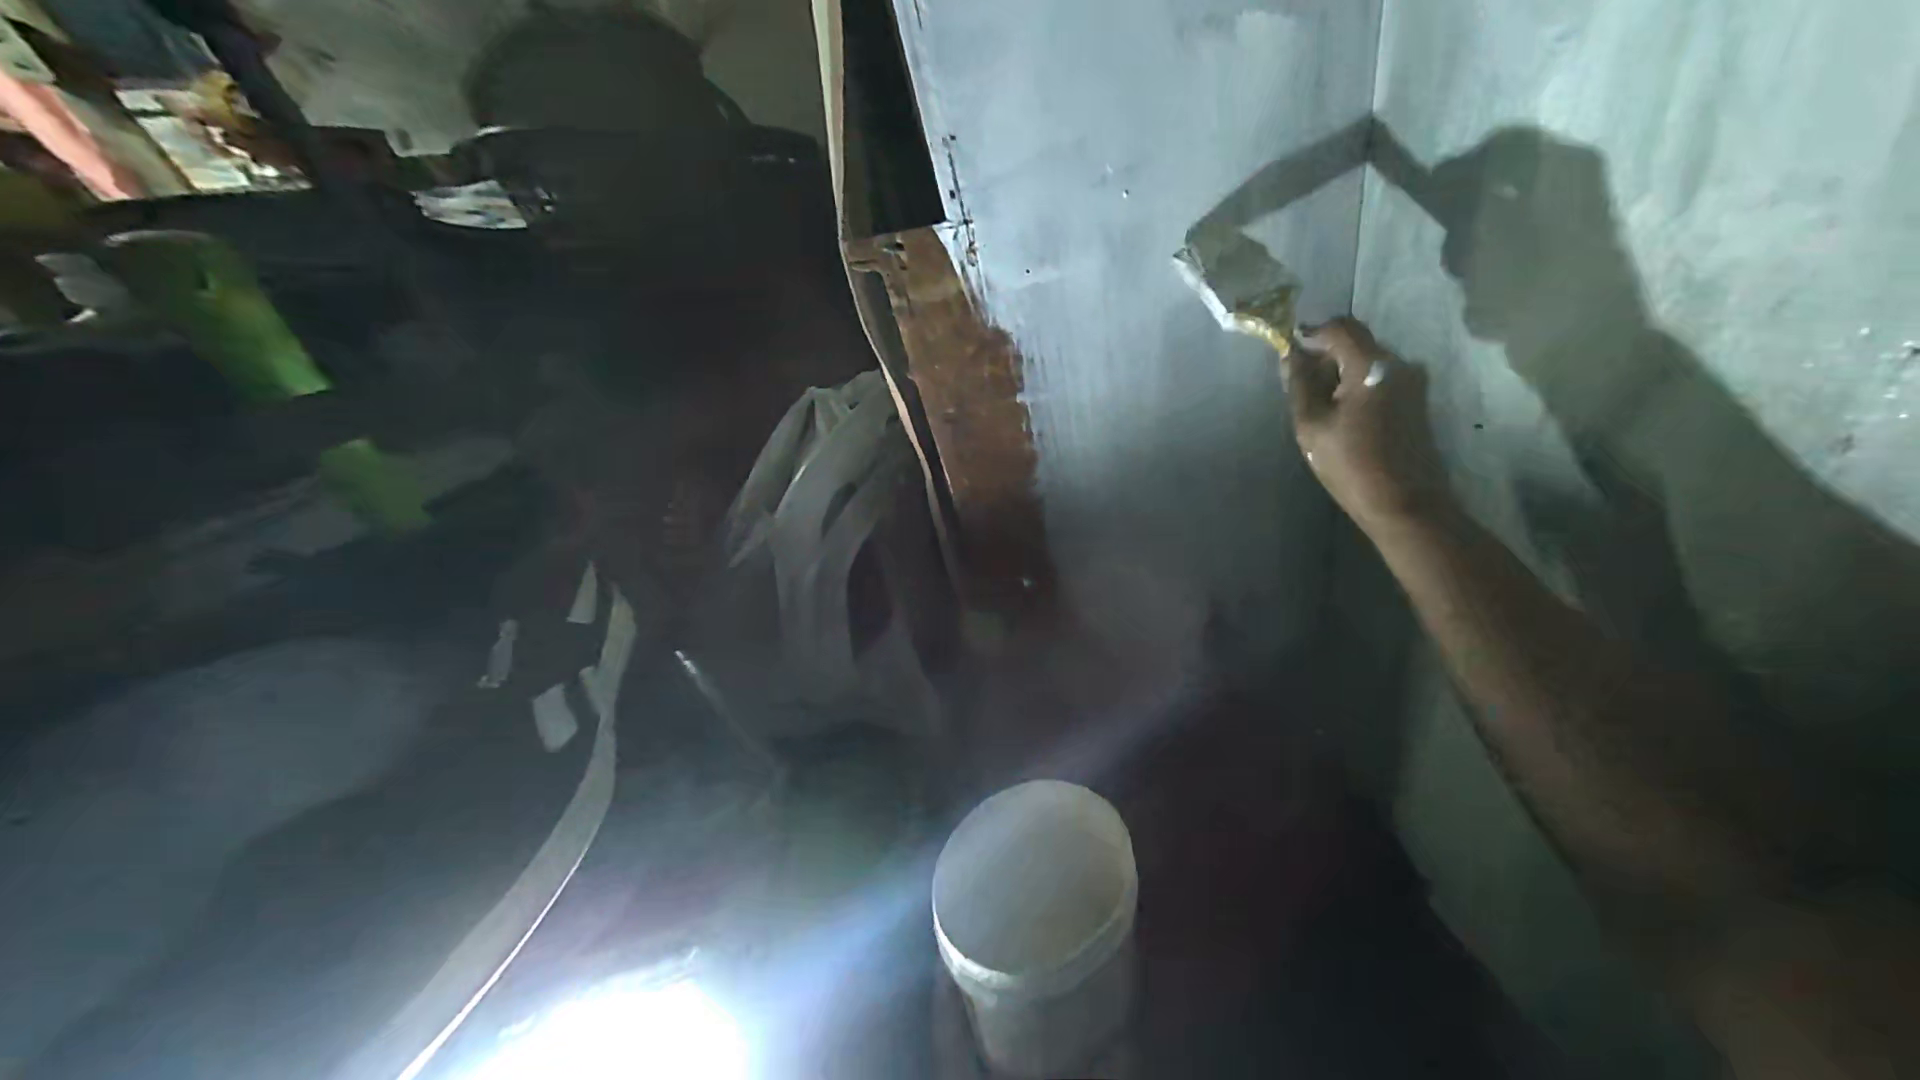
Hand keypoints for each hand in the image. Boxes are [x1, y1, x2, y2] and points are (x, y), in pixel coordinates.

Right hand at [1285, 317, 1451, 530]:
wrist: (1404, 502)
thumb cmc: (1351, 463)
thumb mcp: (1312, 425)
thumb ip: (1300, 385)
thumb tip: (1291, 355)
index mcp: (1371, 365)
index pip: (1341, 327)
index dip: (1311, 334)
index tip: (1289, 352)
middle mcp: (1399, 363)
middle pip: (1357, 342)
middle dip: (1325, 355)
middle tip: (1299, 384)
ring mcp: (1412, 383)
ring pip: (1368, 362)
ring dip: (1340, 373)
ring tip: (1317, 404)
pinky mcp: (1415, 401)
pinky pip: (1380, 379)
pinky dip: (1356, 387)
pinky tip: (1341, 416)